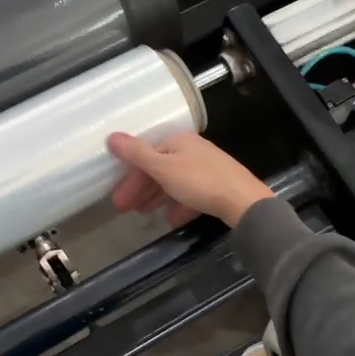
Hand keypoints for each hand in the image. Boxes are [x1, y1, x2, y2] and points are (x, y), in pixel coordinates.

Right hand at [107, 131, 273, 227]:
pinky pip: (191, 193)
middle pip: (159, 168)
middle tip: (126, 209)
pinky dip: (178, 204)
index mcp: (178, 140)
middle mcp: (192, 149)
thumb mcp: (164, 168)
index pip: (145, 156)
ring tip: (144, 213)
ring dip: (157, 196)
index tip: (118, 200)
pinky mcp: (217, 185)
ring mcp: (206, 167)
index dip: (129, 177)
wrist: (243, 201)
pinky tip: (172, 218)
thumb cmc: (200, 182)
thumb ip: (137, 154)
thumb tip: (112, 137)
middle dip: (141, 189)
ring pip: (174, 181)